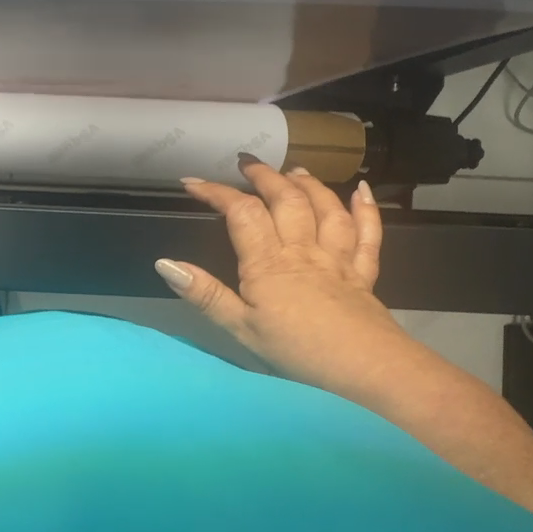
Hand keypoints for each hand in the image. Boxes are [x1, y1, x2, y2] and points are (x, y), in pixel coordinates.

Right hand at [154, 158, 420, 396]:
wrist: (367, 368)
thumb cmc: (298, 350)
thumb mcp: (240, 327)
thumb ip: (204, 294)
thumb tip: (165, 263)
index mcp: (268, 264)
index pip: (241, 214)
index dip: (216, 193)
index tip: (192, 182)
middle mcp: (303, 251)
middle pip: (286, 201)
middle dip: (264, 177)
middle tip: (247, 163)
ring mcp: (338, 259)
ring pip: (325, 209)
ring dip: (309, 185)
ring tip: (294, 170)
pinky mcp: (364, 273)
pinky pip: (367, 234)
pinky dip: (366, 209)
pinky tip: (362, 190)